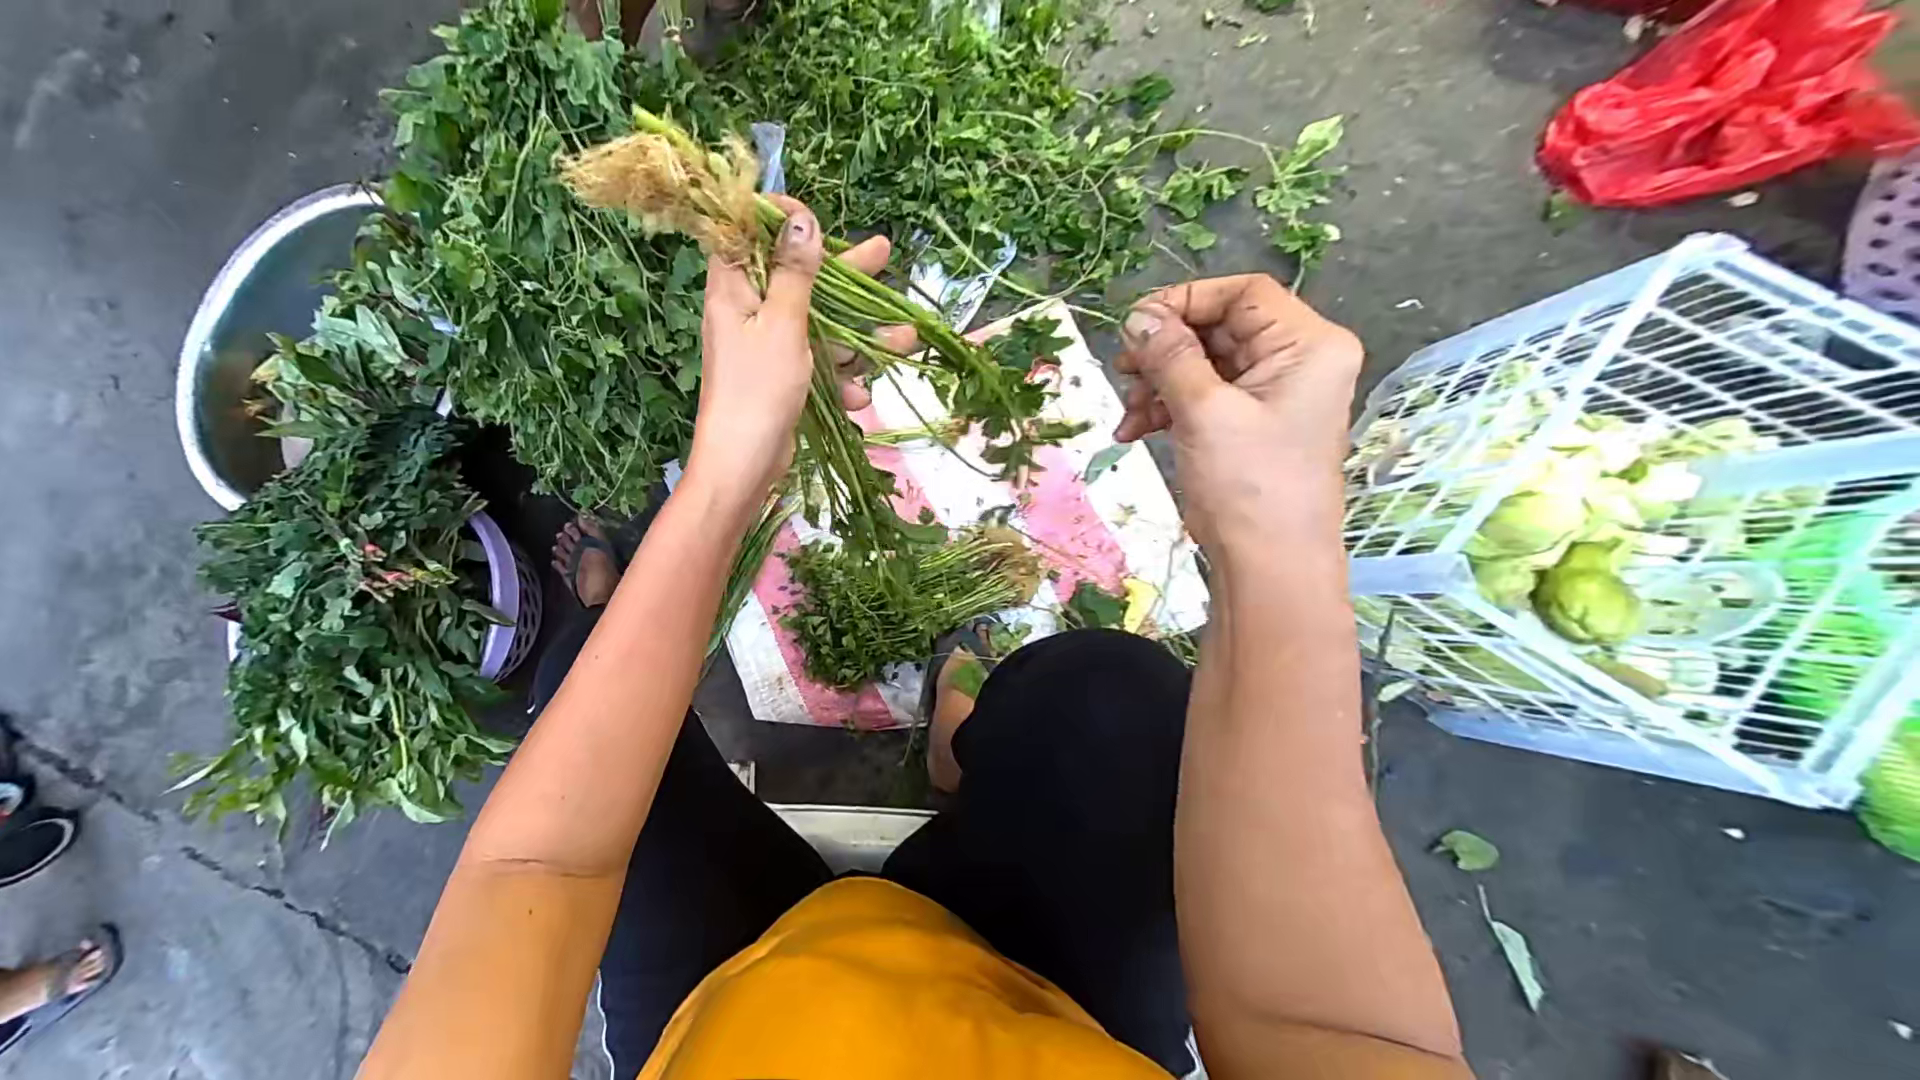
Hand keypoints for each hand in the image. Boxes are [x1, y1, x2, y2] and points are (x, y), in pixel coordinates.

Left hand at [685, 195, 899, 504]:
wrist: (745, 462)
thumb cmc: (757, 390)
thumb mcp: (782, 325)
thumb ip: (795, 273)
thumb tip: (801, 221)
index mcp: (735, 289)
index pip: (749, 236)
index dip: (779, 221)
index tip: (813, 218)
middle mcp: (751, 312)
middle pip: (801, 279)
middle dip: (847, 277)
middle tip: (884, 254)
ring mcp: (771, 347)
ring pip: (822, 327)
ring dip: (860, 340)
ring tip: (905, 340)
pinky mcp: (787, 377)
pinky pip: (820, 364)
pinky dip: (841, 379)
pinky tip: (857, 397)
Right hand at [1113, 275, 1361, 548]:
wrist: (1267, 563)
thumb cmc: (1248, 484)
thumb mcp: (1205, 411)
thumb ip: (1170, 355)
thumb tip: (1136, 316)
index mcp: (1308, 345)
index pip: (1244, 295)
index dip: (1186, 301)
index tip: (1136, 322)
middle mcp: (1295, 362)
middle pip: (1219, 330)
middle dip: (1165, 351)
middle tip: (1122, 368)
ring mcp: (1269, 395)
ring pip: (1203, 365)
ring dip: (1157, 384)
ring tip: (1128, 413)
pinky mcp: (1246, 424)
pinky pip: (1201, 398)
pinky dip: (1165, 409)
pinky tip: (1133, 431)